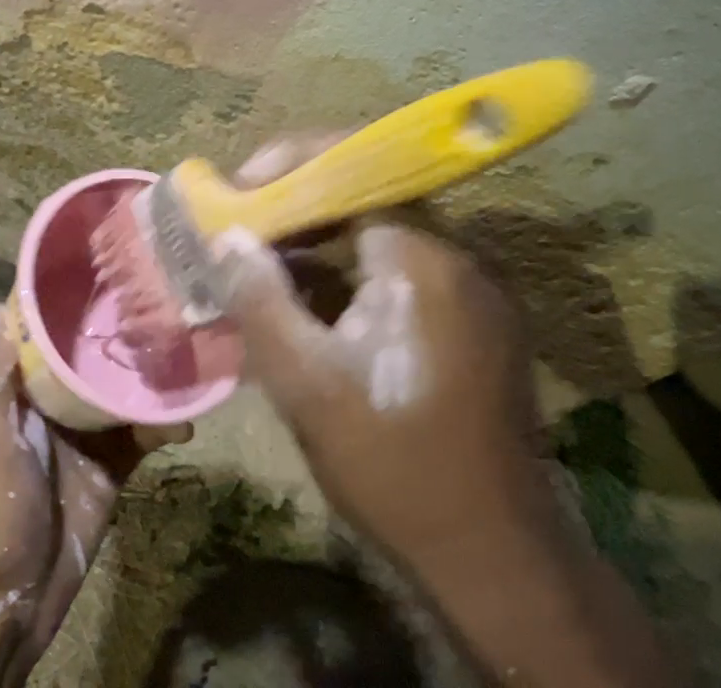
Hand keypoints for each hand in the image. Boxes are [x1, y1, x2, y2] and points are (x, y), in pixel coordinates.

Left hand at [0, 307, 189, 677]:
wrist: (19, 591)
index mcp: (21, 392)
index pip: (41, 336)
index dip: (62, 303)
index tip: (95, 265)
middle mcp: (55, 405)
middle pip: (89, 358)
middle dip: (119, 334)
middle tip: (161, 302)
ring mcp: (87, 435)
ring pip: (122, 393)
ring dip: (150, 378)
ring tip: (186, 352)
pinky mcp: (113, 466)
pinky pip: (142, 437)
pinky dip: (164, 427)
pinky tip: (187, 419)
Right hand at [214, 136, 553, 556]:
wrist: (492, 552)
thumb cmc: (390, 463)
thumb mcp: (305, 382)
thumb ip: (260, 297)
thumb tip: (228, 234)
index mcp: (421, 260)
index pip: (353, 170)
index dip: (288, 169)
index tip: (235, 194)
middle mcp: (461, 259)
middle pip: (369, 200)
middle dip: (299, 207)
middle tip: (241, 232)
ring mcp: (477, 293)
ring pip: (387, 239)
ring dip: (325, 244)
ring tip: (265, 267)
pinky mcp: (481, 325)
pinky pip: (408, 274)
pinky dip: (357, 276)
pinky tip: (315, 308)